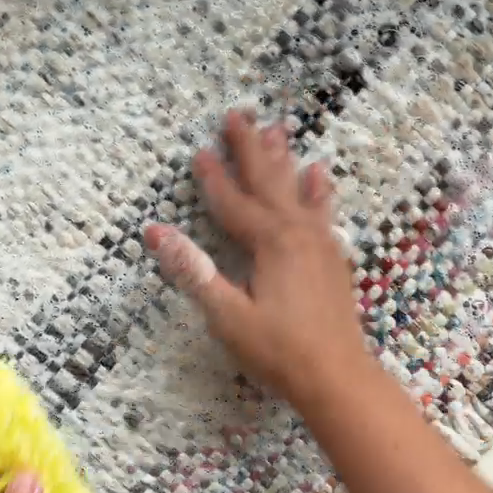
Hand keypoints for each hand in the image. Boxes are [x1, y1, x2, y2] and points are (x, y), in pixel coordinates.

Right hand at [145, 109, 370, 413]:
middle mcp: (298, 234)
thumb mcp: (226, 314)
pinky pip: (322, 212)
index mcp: (270, 243)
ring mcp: (320, 245)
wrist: (337, 377)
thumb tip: (154, 232)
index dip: (214, 179)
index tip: (200, 151)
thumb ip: (193, 270)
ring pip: (298, 191)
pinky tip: (320, 179)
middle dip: (251, 149)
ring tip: (280, 129)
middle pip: (269, 182)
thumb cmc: (278, 351)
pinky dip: (318, 191)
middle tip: (239, 114)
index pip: (233, 203)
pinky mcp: (333, 261)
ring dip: (285, 160)